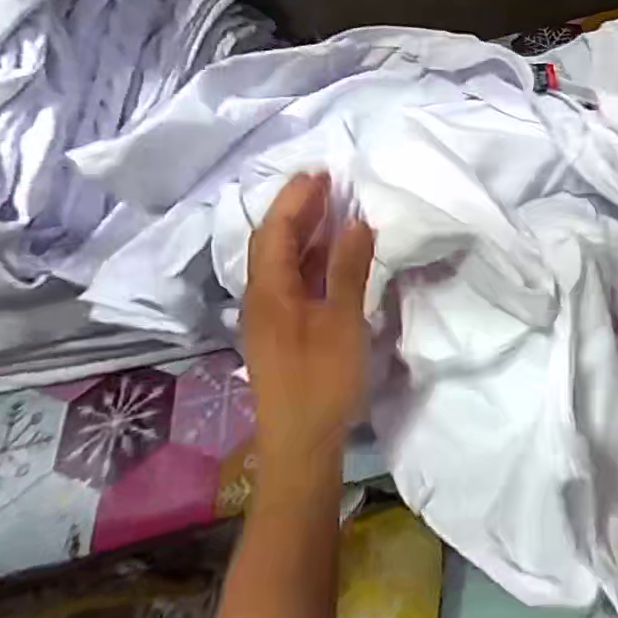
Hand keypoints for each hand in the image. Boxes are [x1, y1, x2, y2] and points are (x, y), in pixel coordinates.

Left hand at [242, 173, 376, 460]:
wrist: (300, 445)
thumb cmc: (321, 381)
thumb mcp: (342, 321)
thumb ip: (348, 269)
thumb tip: (355, 223)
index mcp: (268, 290)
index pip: (275, 229)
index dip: (296, 198)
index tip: (321, 173)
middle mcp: (261, 297)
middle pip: (273, 242)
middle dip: (297, 210)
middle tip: (327, 185)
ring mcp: (270, 316)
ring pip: (283, 262)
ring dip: (305, 234)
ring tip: (332, 211)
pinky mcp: (282, 331)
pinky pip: (292, 281)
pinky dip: (311, 261)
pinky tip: (332, 257)